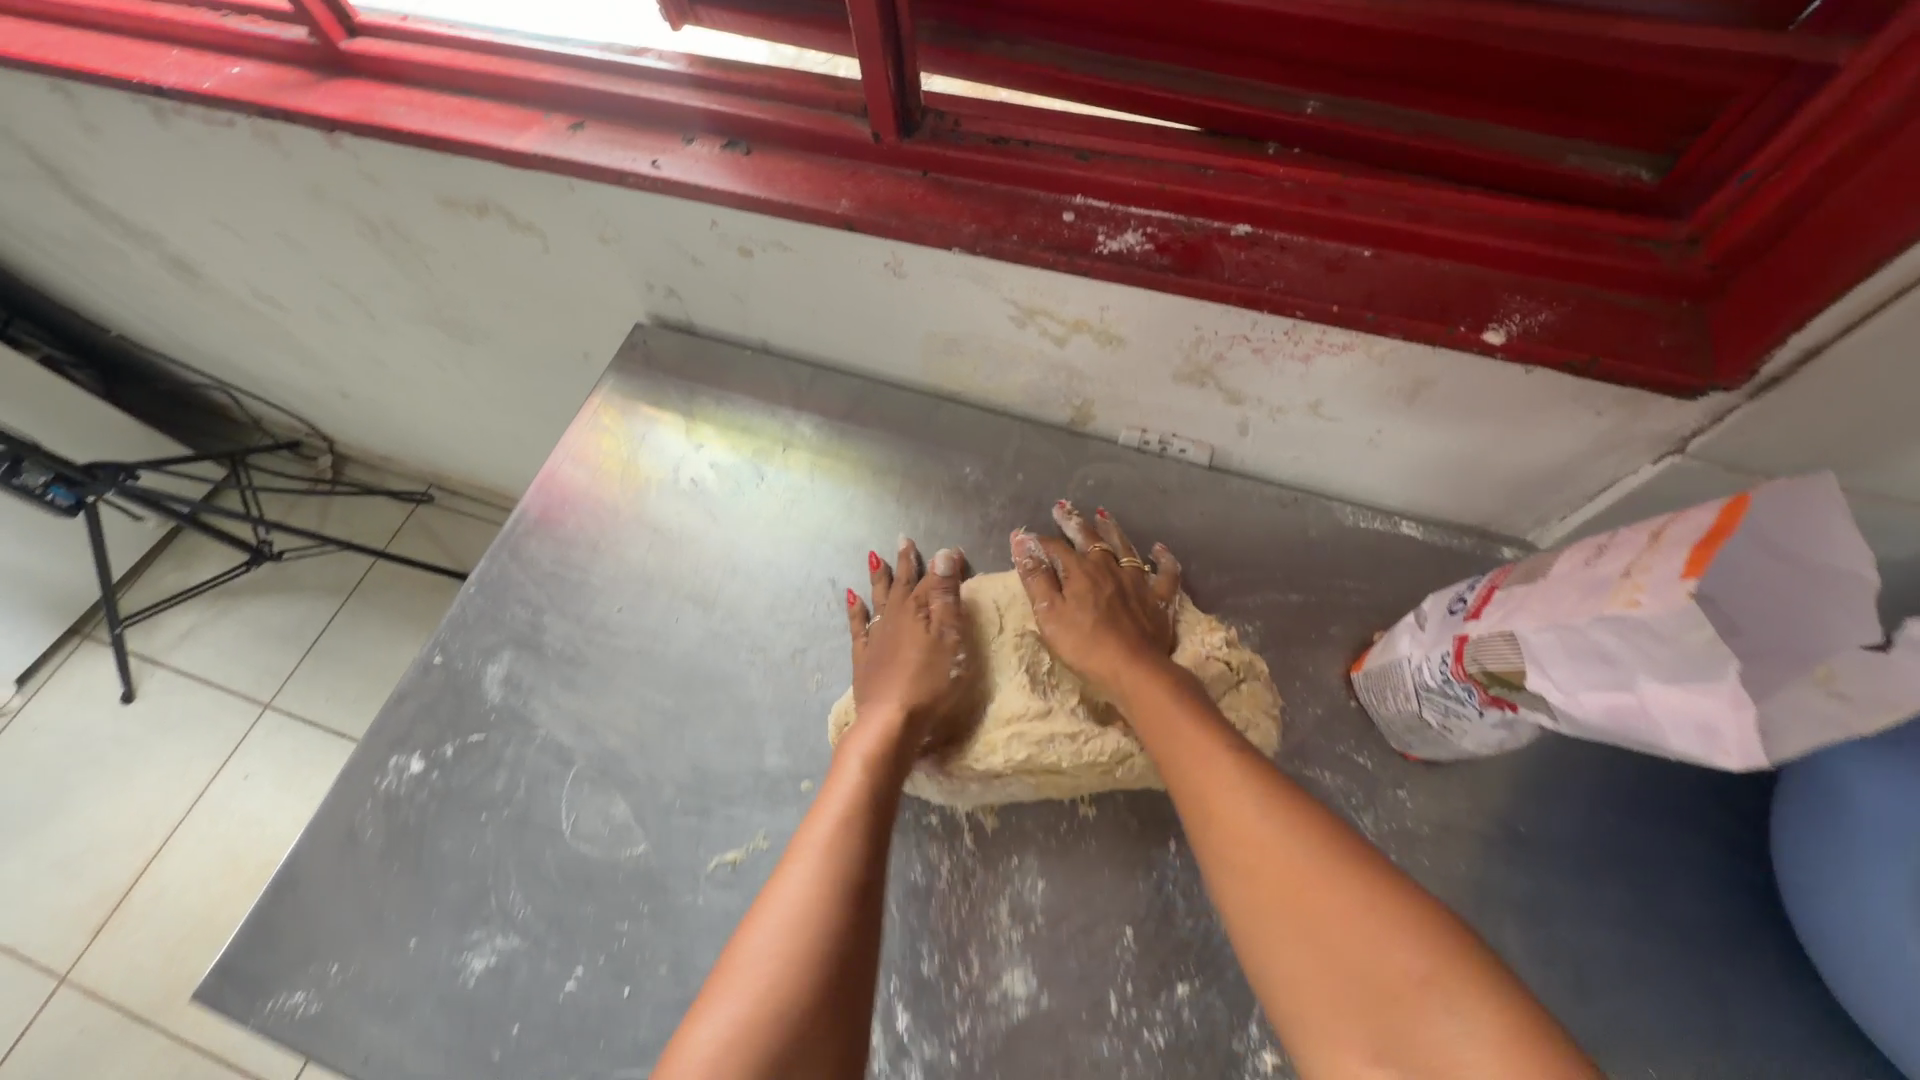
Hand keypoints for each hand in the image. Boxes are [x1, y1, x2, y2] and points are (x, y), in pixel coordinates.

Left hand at [845, 538, 977, 756]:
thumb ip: (945, 595)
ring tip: (875, 559)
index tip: (953, 551)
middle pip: (901, 584)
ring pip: (878, 599)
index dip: (943, 566)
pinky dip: (856, 609)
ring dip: (879, 579)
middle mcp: (894, 617)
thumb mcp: (948, 637)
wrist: (890, 719)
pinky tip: (853, 598)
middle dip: (905, 563)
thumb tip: (943, 553)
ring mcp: (875, 637)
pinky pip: (858, 625)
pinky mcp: (864, 657)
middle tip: (903, 541)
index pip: (933, 580)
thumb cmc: (929, 681)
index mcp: (918, 610)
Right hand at [1012, 500, 1182, 703]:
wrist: (1134, 669)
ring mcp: (1137, 581)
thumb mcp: (1049, 613)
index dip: (1039, 542)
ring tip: (1103, 515)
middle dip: (1074, 522)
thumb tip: (1021, 540)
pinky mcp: (1159, 598)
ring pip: (1124, 547)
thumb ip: (1035, 576)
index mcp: (1080, 571)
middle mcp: (1109, 567)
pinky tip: (1159, 549)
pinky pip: (1165, 572)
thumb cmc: (1084, 646)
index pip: (1055, 548)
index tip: (1026, 537)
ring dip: (1112, 529)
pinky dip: (1162, 559)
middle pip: (1090, 539)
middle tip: (1063, 508)